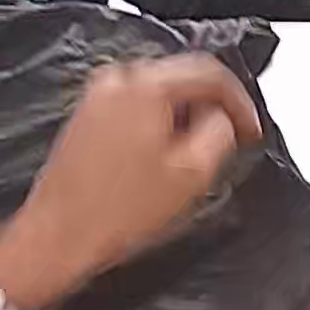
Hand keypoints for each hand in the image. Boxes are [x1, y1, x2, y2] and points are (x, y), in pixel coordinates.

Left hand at [0, 54, 262, 309]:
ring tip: (192, 161)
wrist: (59, 236)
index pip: (210, 73)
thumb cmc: (118, 212)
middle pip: (181, 80)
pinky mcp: (85, 119)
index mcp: (145, 85)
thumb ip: (221, 133)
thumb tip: (223, 119)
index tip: (251, 128)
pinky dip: (155, 129)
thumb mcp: (192, 174)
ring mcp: (96, 98)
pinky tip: (159, 163)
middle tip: (229, 143)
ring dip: (182, 122)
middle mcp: (116, 80)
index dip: (241, 101)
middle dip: (209, 111)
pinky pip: (134, 112)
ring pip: (157, 97)